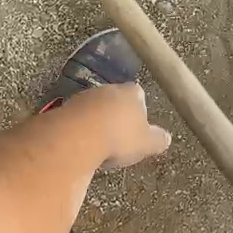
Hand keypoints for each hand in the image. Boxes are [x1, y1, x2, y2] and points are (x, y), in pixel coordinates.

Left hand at [47, 82, 170, 169]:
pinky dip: (81, 127)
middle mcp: (108, 88)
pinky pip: (78, 117)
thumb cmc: (119, 137)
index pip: (138, 94)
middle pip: (115, 98)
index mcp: (131, 93)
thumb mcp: (147, 143)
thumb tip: (166, 138)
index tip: (139, 125)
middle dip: (116, 114)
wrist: (78, 135)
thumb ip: (158, 139)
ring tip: (100, 143)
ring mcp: (85, 96)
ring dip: (97, 120)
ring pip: (95, 106)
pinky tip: (83, 143)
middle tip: (119, 135)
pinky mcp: (66, 108)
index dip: (139, 109)